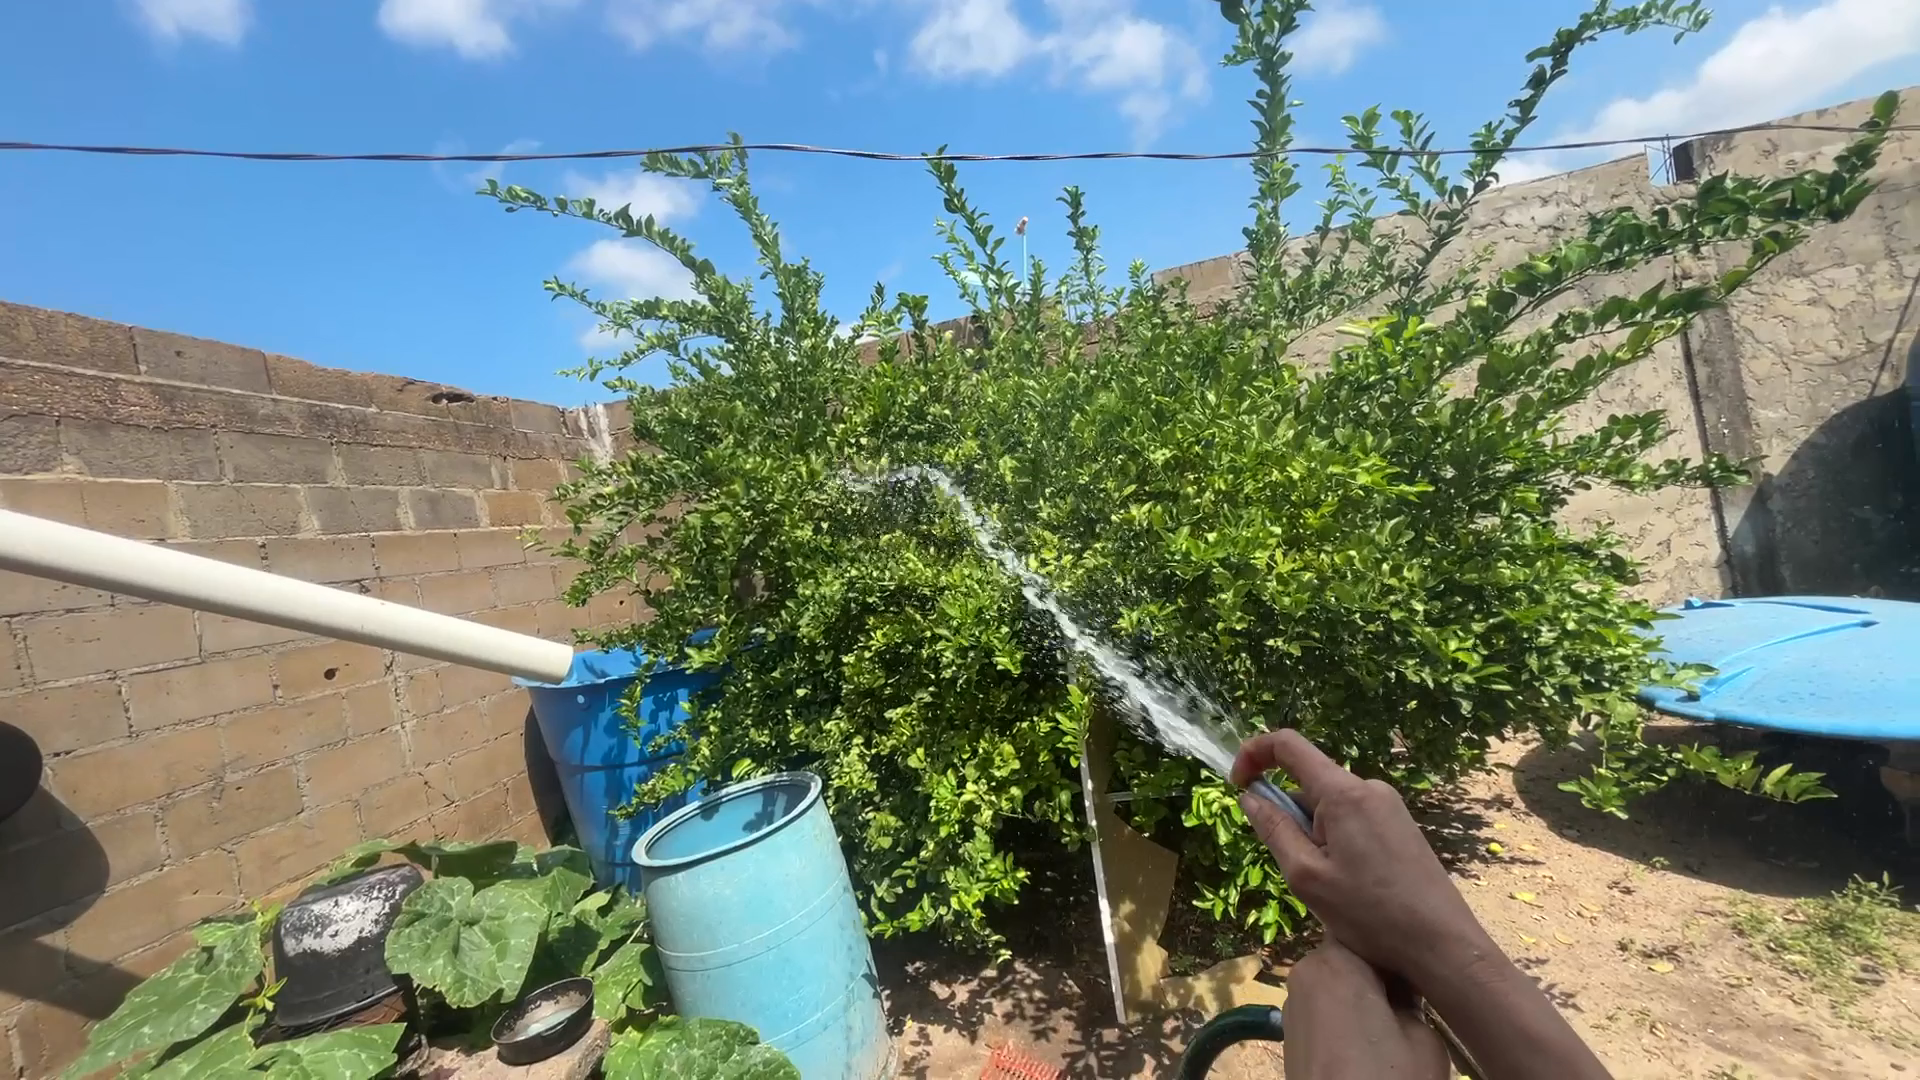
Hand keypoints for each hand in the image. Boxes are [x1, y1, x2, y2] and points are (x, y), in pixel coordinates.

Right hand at [1231, 729, 1492, 988]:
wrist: (1446, 948)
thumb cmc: (1371, 914)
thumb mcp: (1306, 876)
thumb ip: (1273, 829)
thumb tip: (1250, 797)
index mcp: (1342, 793)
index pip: (1287, 743)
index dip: (1253, 753)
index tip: (1238, 785)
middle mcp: (1368, 787)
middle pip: (1307, 778)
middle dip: (1287, 810)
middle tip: (1293, 862)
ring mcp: (1389, 804)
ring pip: (1328, 800)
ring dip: (1311, 828)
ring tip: (1326, 880)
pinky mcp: (1400, 823)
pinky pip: (1350, 814)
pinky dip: (1333, 835)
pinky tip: (1349, 879)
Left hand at [1282, 939, 1450, 1079]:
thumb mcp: (1423, 1039)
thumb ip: (1411, 1000)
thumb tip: (1401, 987)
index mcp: (1334, 960)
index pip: (1362, 932)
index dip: (1391, 948)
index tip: (1416, 967)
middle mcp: (1304, 970)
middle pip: (1347, 958)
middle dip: (1375, 976)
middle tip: (1409, 1004)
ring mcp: (1291, 1001)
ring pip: (1334, 984)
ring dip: (1359, 998)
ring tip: (1390, 1033)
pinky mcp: (1289, 1032)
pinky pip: (1321, 1010)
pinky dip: (1342, 1020)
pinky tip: (1366, 1049)